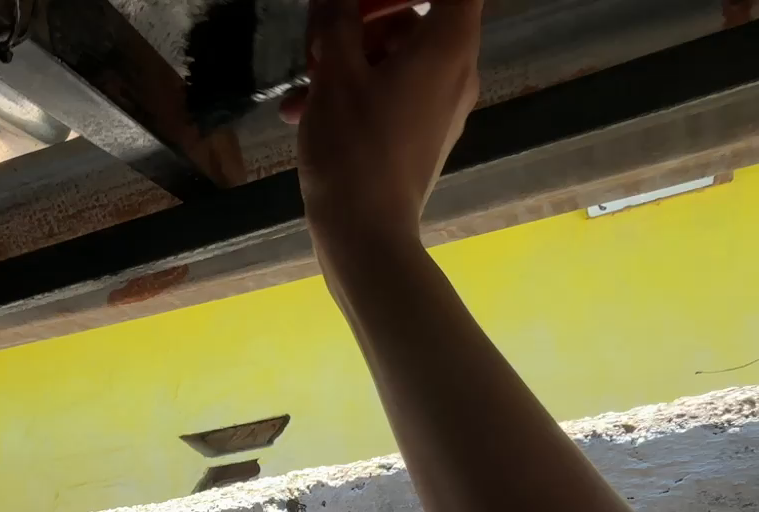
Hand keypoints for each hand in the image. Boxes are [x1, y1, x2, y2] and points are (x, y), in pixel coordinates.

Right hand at [287, 0, 482, 255]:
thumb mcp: (335, 77)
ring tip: (301, 87)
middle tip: (321, 36)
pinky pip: (393, 103)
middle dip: (364, 24)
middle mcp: (457, 75)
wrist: (366, 239)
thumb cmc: (354, 152)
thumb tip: (334, 0)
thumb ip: (336, 22)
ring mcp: (440, 116)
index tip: (365, 3)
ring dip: (348, 66)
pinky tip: (308, 116)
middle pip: (418, 22)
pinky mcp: (421, 147)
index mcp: (449, 44)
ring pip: (397, 67)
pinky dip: (357, 100)